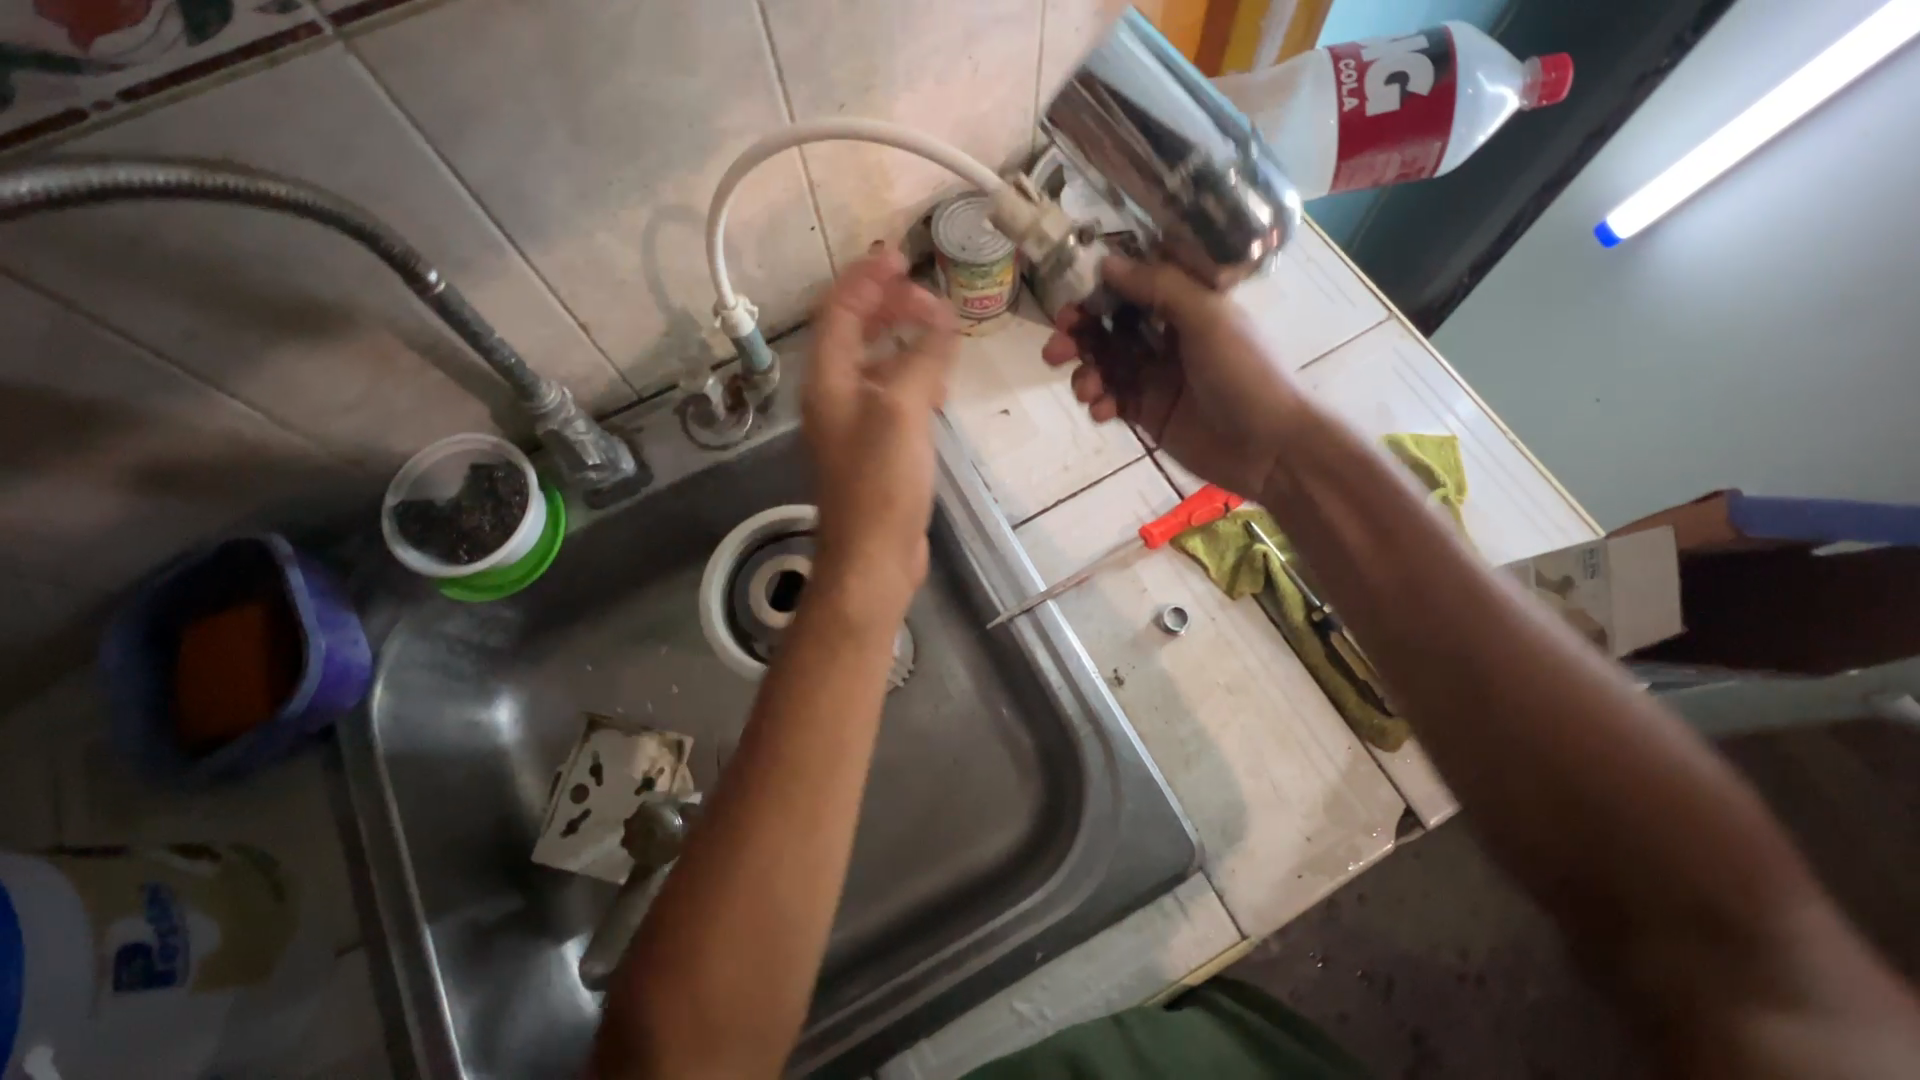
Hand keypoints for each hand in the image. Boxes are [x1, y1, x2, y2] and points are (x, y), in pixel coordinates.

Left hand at [803, 251, 959, 618]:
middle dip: (888, 305)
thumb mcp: (903, 410)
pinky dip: (913, 375)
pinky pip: (892, 394)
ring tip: (939, 328)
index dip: (865, 278)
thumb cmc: (881, 482)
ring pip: (876, 362)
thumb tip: (943, 321)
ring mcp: (855, 422)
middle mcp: (834, 394)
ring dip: (903, 338)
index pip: (837, 309)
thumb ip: (921, 358)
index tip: (901, 257)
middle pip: (854, 332)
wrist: (874, 556)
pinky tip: (939, 382)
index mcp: (827, 379)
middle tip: (928, 294)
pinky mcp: (877, 446)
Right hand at [1043, 255, 1305, 497]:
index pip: (1131, 288)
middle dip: (1078, 335)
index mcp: (1186, 306)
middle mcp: (1166, 337)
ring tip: (1086, 389)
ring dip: (1084, 372)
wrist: (1269, 447)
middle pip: (1108, 327)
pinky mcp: (1148, 414)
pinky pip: (1111, 401)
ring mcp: (1155, 377)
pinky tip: (1103, 411)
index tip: (1069, 300)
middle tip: (1056, 347)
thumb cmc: (1245, 373)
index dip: (1097, 292)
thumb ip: (1158, 288)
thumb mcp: (1207, 317)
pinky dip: (1100, 403)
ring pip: (1104, 365)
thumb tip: (1107, 263)